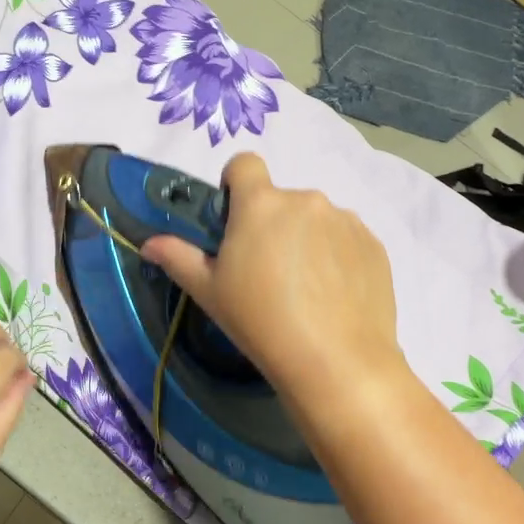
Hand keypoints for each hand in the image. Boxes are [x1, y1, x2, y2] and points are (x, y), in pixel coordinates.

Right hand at [142, 153, 403, 407]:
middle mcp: (306, 200)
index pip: (245, 164)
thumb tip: (150, 244)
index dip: (234, 184)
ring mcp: (346, 220)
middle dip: (268, 225)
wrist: (334, 358)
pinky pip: (344, 240)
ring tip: (300, 289)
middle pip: (279, 200)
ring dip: (302, 240)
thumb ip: (178, 258)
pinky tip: (328, 296)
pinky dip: (333, 258)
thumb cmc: (258, 319)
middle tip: (261, 273)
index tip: (231, 221)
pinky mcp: (374, 245)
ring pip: (314, 220)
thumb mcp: (208, 291)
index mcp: (261, 204)